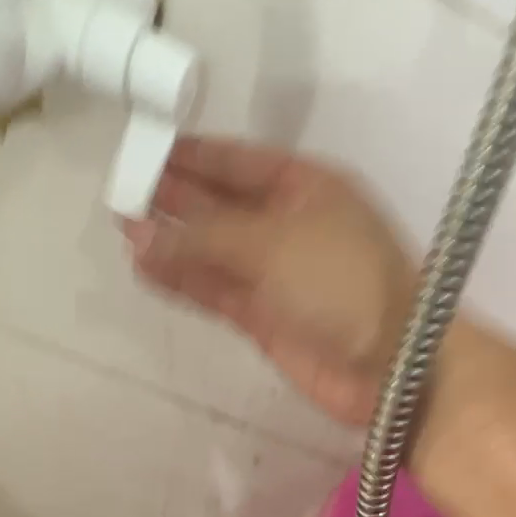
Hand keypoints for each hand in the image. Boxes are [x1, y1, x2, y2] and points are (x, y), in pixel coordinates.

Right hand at [123, 138, 418, 426]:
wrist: (395, 366)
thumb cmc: (343, 284)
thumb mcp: (273, 242)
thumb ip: (204, 234)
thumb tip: (141, 230)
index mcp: (309, 188)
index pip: (239, 162)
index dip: (192, 156)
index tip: (141, 150)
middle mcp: (294, 226)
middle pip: (224, 204)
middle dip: (176, 198)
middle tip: (120, 192)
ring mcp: (281, 276)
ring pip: (217, 251)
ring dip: (175, 241)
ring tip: (124, 230)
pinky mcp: (270, 319)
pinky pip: (219, 291)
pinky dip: (186, 281)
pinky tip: (146, 269)